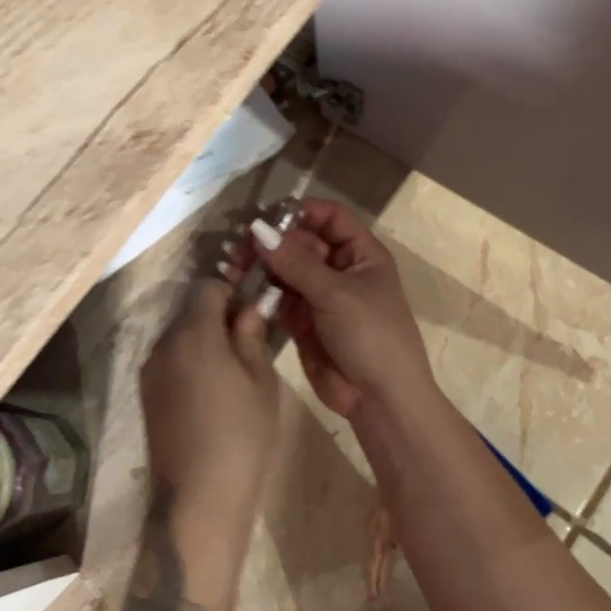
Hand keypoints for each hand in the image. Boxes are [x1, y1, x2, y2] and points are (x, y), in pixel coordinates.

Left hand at [139, 277, 279, 534]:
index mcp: (193, 334)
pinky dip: (191, 362)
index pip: (207, 286)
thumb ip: (252, 337)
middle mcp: (163, 345)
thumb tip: (247, 308)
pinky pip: (171, 361)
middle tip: (251, 340)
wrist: (198, 501)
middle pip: (190, 311)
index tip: (254, 309)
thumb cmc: (241, 438)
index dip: (232, 290)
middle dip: (218, 316)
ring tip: (235, 370)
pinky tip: (214, 392)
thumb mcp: (262, 384)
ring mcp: (150, 371)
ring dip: (204, 340)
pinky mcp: (147, 395)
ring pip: (180, 336)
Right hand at [250, 198, 436, 418]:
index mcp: (362, 255)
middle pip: (302, 243)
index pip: (331, 218)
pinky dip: (259, 290)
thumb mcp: (336, 293)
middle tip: (237, 243)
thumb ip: (295, 262)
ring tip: (230, 263)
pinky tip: (236, 284)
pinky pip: (278, 297)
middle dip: (272, 240)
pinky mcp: (302, 322)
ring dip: (261, 265)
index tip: (267, 213)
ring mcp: (321, 296)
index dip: (302, 211)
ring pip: (286, 270)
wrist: (379, 398)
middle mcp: (341, 270)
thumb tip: (258, 230)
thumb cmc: (370, 335)